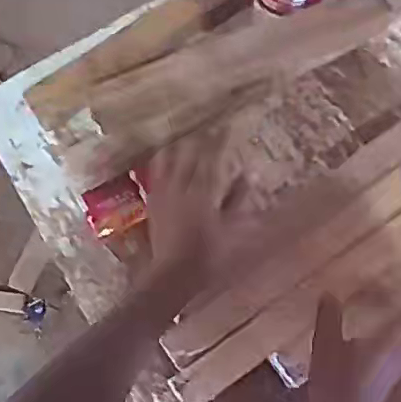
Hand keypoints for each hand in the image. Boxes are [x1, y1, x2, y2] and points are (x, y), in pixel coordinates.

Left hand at [140, 130, 237, 279]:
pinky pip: (155, 174)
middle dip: (198, 138)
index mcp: (202, 191)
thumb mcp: (231, 229)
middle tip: (207, 130)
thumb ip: (238, 199)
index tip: (224, 126)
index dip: (218, 139)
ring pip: (167, 159)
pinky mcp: (151, 201)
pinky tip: (165, 158)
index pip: (210, 156)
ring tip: (184, 139)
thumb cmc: (207, 256)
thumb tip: (248, 174)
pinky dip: (162, 162)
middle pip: (187, 152)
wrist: (171, 275)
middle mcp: (179, 186)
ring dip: (176, 146)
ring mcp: (162, 193)